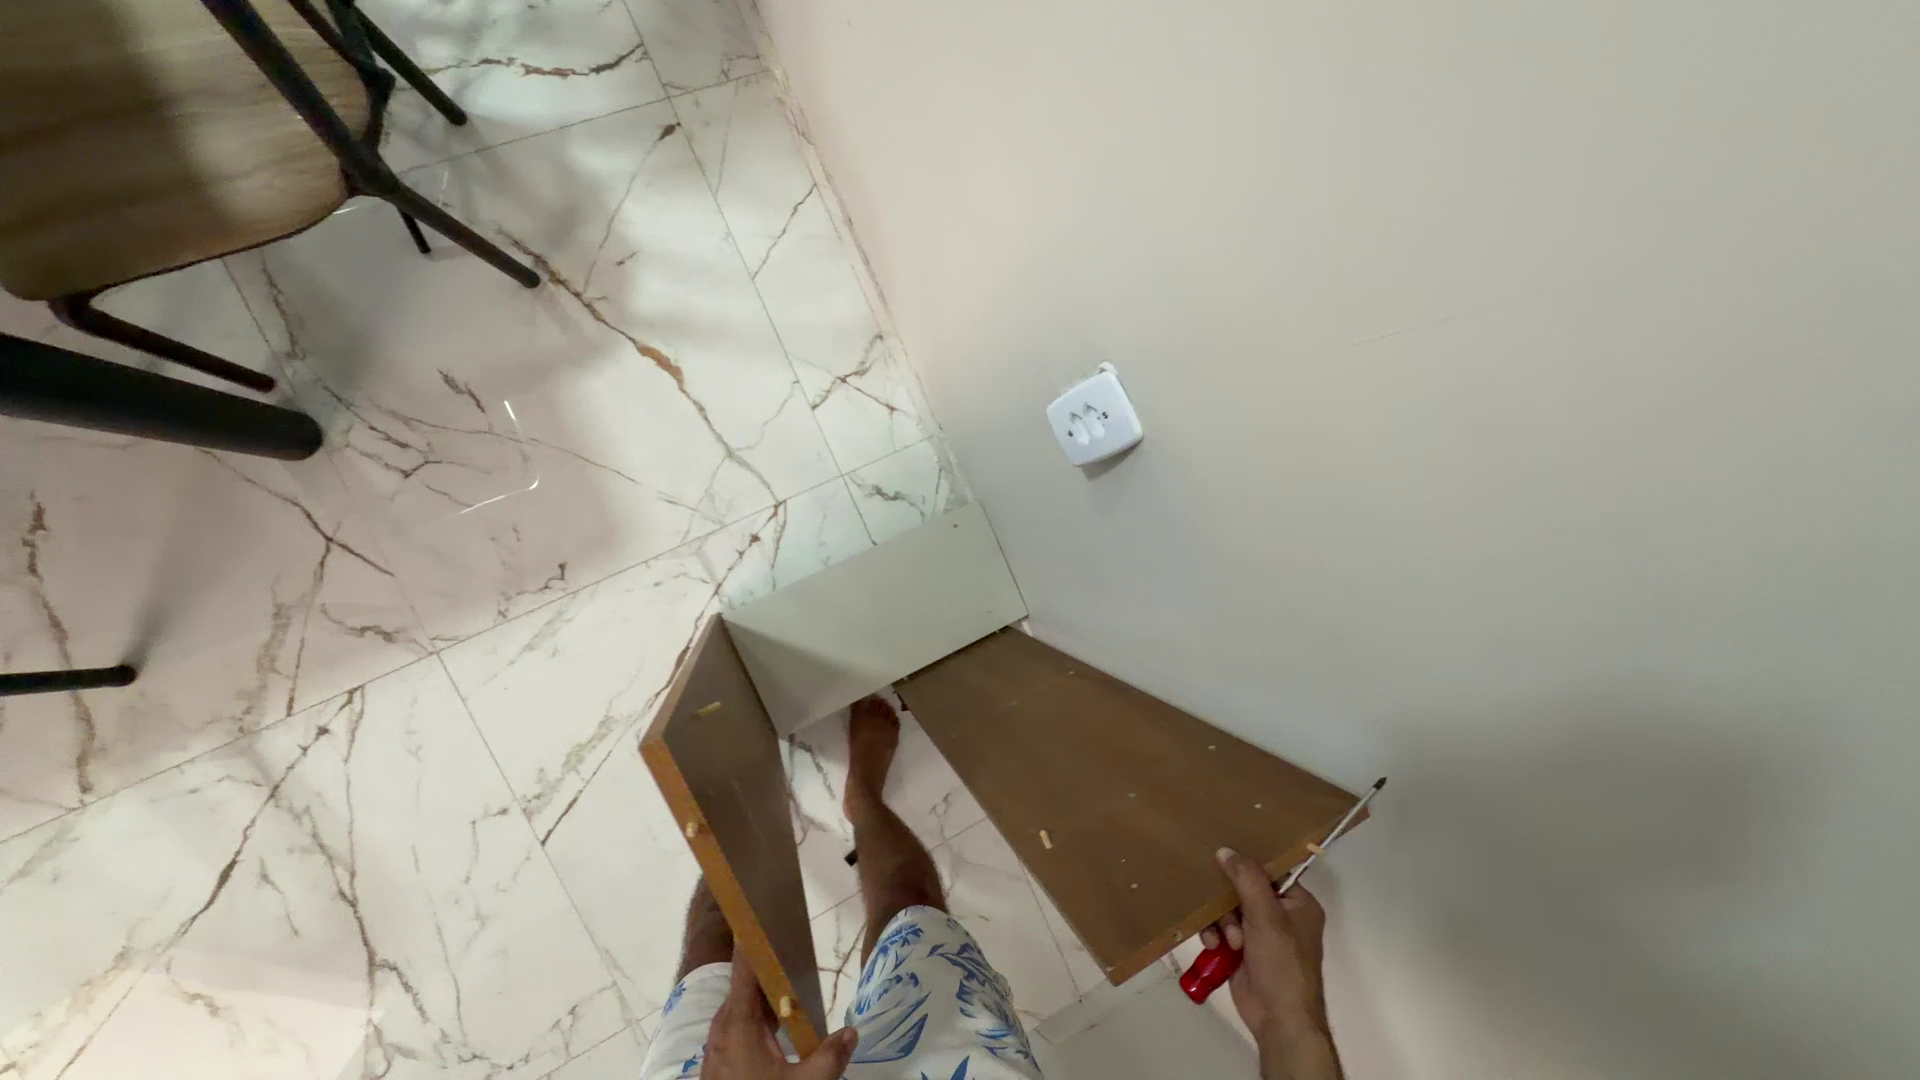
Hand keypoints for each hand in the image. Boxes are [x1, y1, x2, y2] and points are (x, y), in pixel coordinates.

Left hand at [705, 943, 858, 1079]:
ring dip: (763, 997)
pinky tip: (779, 1026)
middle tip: (791, 946)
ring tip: (792, 984)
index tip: (757, 908)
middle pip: (744, 986)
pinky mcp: (718, 1066)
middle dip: (767, 967)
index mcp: (737, 1023)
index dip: (750, 937)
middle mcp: (721, 1029)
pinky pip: (739, 1029)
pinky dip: (758, 1020)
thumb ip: (829, 1057)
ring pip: (741, 1010)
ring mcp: (716, 1049)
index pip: (743, 967)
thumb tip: (852, 1032)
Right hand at [1206, 849, 1342, 1079]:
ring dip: (1221, 921)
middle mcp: (1281, 916)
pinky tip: (1212, 944)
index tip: (1223, 854)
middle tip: (1222, 908)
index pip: (1271, 871)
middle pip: (1245, 889)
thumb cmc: (1281, 962)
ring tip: (1223, 938)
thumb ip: (1247, 879)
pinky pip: (1222, 929)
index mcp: (1299, 903)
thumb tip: (1225, 849)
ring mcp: (1262, 935)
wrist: (1279, 1018)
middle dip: (1229, 901)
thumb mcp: (1266, 915)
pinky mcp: (1243, 951)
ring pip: (1229, 909)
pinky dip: (1215, 935)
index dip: (1248, 863)